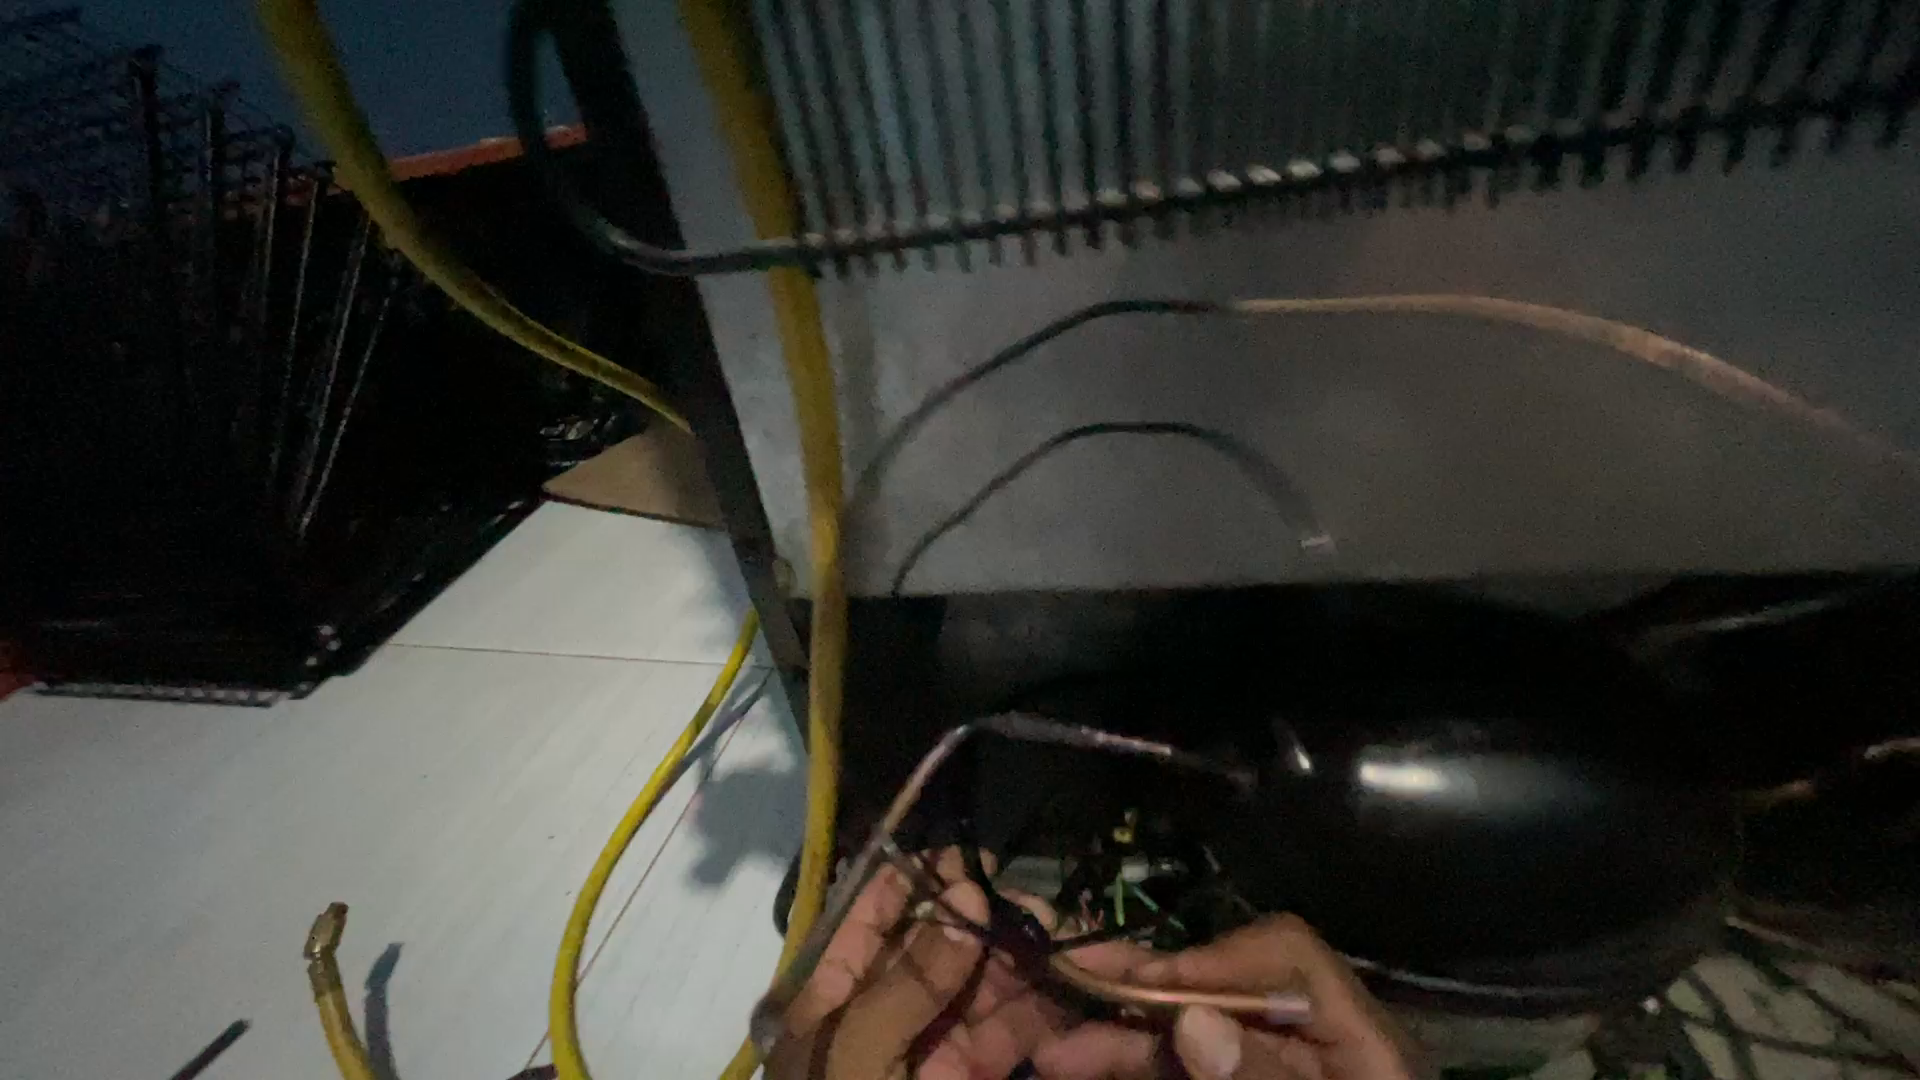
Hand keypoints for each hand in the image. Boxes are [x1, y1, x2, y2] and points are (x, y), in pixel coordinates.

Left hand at [765, 848, 1069, 1079]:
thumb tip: (968, 893)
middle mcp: (875, 1011)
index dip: (915, 880)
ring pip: (971, 988)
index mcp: (827, 997)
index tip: (965, 852)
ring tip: (1055, 937)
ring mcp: (921, 1048)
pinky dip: (1028, 1015)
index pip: (870, 917)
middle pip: (932, 948)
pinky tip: (1058, 989)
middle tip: (1031, 903)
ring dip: (1013, 963)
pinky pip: (996, 1037)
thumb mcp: (856, 1053)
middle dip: (980, 923)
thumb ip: (913, 977)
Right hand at [1033, 916, 1418, 1079]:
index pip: (1286, 952)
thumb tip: (1192, 1020)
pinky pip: (1180, 1067)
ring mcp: (1269, 1064)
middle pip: (1220, 987)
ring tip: (1058, 1053)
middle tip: (1070, 986)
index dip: (1216, 957)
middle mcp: (1308, 1036)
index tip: (1155, 985)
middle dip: (1143, 994)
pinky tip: (1086, 1064)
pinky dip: (1137, 1062)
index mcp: (1358, 1036)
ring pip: (1188, 1031)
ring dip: (1123, 1038)